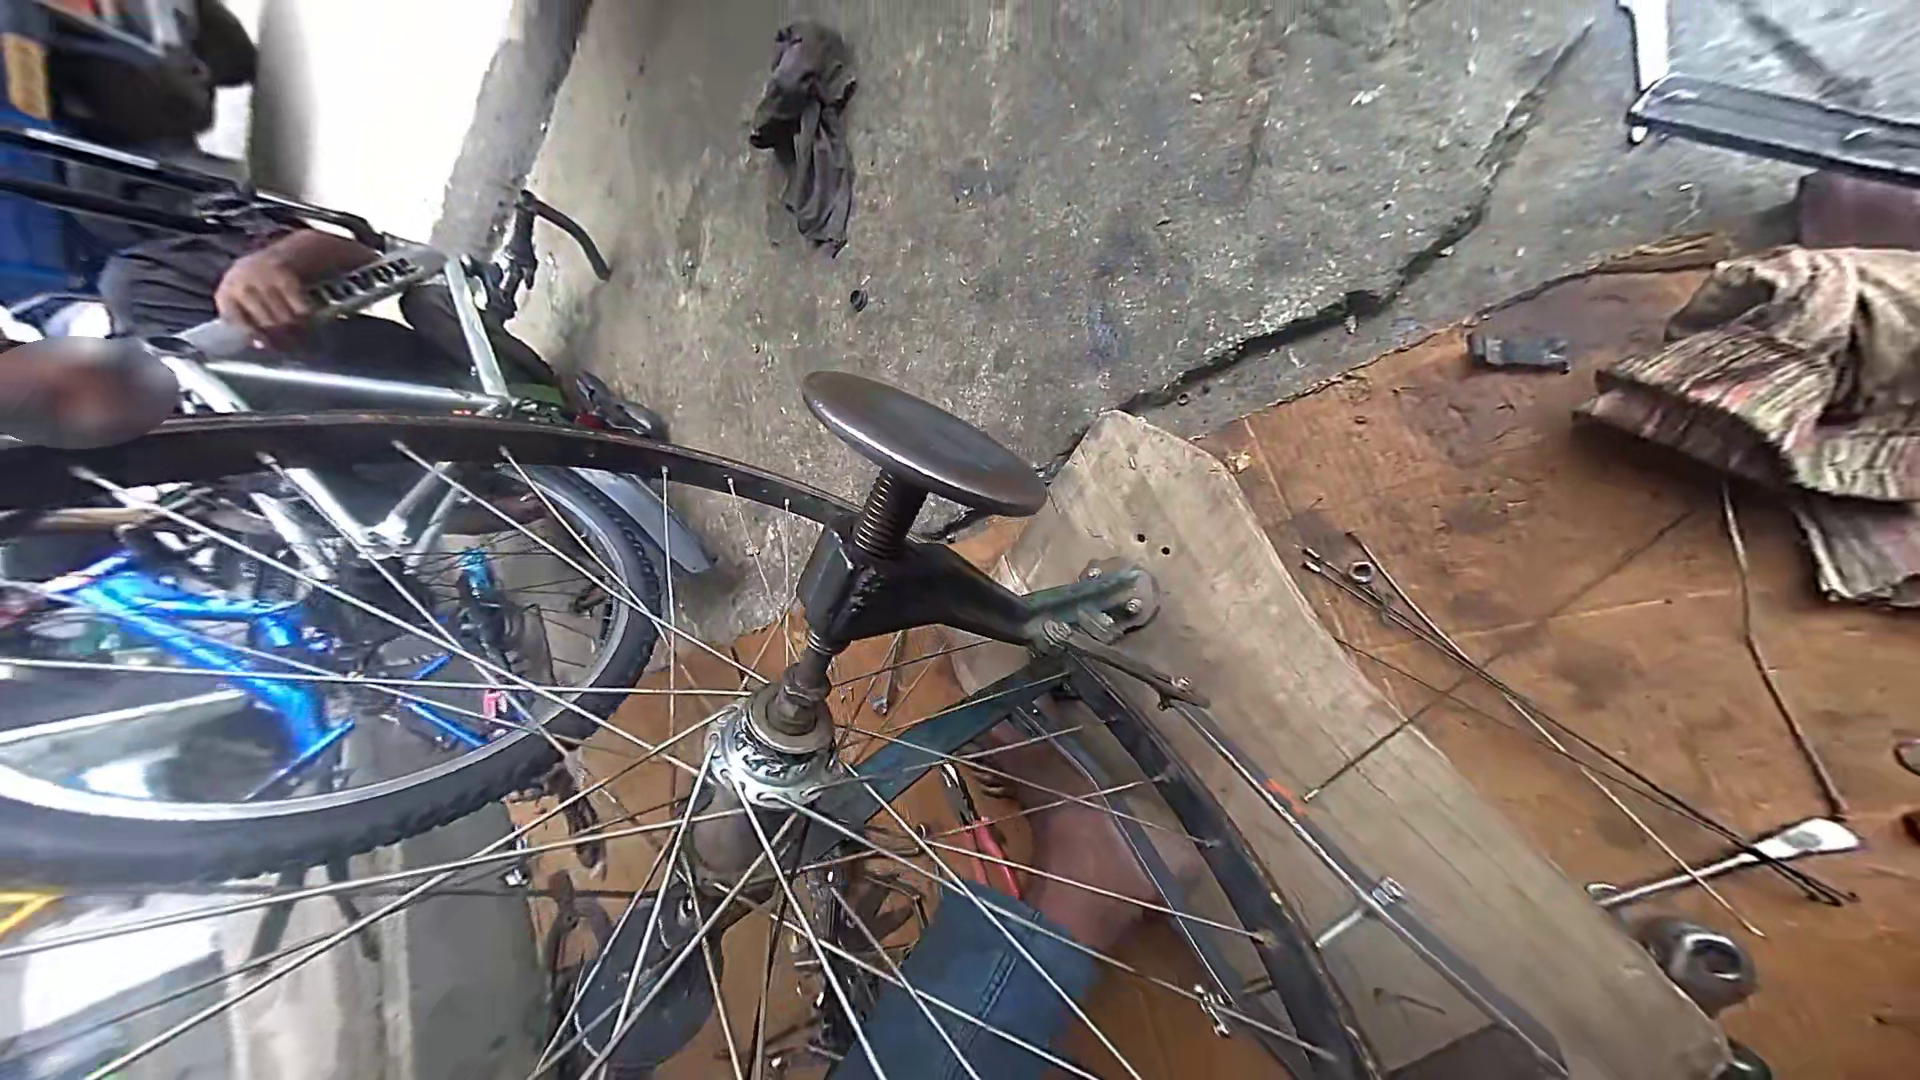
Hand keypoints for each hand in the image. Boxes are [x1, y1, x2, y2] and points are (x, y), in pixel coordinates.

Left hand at [214, 249, 312, 339]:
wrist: (283, 256)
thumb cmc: (261, 282)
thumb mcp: (246, 296)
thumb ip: (248, 317)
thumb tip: (259, 345)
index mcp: (227, 291)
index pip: (234, 319)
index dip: (251, 335)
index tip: (265, 347)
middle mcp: (241, 285)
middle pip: (265, 321)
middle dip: (282, 337)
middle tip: (295, 348)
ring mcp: (264, 282)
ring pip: (284, 317)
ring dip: (298, 331)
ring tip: (306, 339)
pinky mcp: (286, 279)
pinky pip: (301, 308)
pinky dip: (309, 318)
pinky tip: (313, 323)